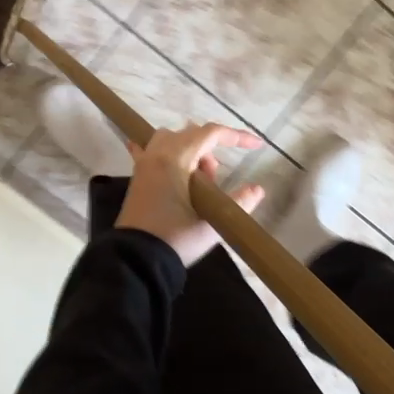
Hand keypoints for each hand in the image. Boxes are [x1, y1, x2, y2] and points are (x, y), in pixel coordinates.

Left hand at [116, 123, 264, 265]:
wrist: (135, 260)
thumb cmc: (175, 240)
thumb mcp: (211, 224)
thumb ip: (238, 203)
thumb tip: (258, 189)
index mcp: (174, 159)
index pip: (209, 134)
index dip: (236, 136)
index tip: (256, 145)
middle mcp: (157, 154)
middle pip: (190, 133)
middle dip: (211, 148)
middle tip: (215, 180)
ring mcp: (144, 164)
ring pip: (171, 139)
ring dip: (191, 150)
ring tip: (198, 180)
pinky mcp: (137, 177)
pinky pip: (150, 150)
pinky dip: (166, 153)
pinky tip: (171, 164)